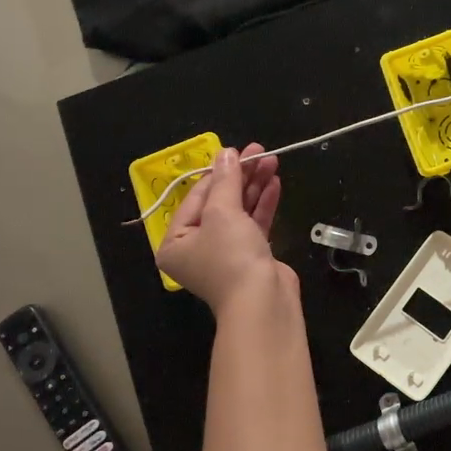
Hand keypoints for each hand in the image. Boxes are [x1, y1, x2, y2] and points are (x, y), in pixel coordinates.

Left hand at [156, 144, 294, 317]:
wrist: (262, 300)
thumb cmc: (230, 256)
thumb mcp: (223, 213)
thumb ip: (225, 181)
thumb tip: (226, 153)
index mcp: (175, 242)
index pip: (196, 197)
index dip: (218, 172)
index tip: (238, 150)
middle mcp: (196, 247)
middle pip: (219, 203)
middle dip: (240, 177)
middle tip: (259, 152)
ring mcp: (225, 253)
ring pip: (239, 212)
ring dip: (255, 187)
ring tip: (272, 161)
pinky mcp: (251, 256)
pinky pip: (254, 224)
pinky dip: (263, 204)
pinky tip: (274, 184)